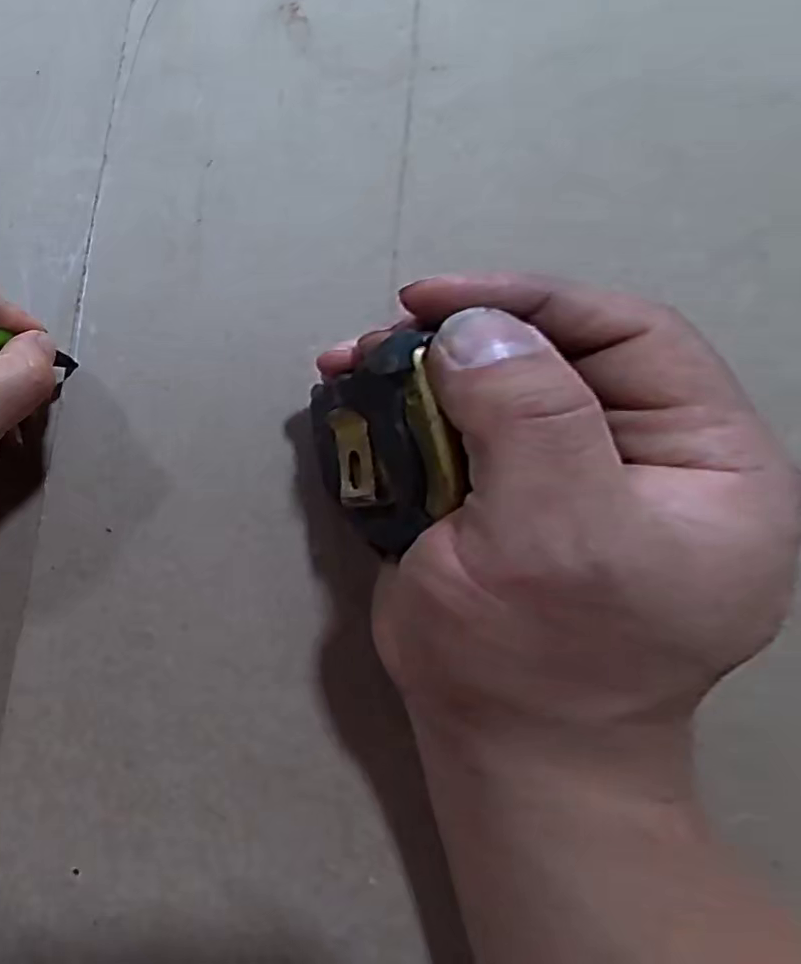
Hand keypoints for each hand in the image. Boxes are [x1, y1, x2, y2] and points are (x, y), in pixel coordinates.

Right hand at [319, 274, 799, 784]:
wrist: (497, 731)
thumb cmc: (546, 647)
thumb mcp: (556, 536)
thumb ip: (528, 425)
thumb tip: (473, 331)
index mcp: (691, 457)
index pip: (625, 339)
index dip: (527, 302)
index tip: (426, 299)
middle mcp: (619, 453)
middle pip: (538, 358)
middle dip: (448, 339)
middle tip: (367, 343)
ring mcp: (537, 477)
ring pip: (472, 393)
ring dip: (402, 374)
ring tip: (339, 368)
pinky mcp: (471, 497)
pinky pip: (430, 433)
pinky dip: (383, 413)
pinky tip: (345, 408)